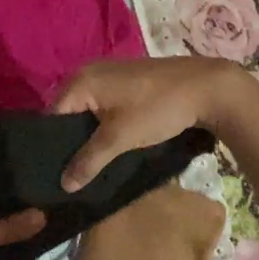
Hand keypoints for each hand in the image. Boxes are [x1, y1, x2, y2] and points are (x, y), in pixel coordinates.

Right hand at [51, 57, 251, 189]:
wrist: (207, 88)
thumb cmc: (158, 108)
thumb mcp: (120, 138)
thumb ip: (89, 161)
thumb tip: (64, 185)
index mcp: (80, 81)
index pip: (52, 118)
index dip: (51, 147)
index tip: (54, 173)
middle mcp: (88, 74)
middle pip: (67, 115)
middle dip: (70, 144)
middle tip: (71, 175)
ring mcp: (108, 77)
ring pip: (87, 114)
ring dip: (88, 137)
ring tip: (88, 166)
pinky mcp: (126, 84)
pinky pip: (102, 108)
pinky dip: (102, 127)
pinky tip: (108, 148)